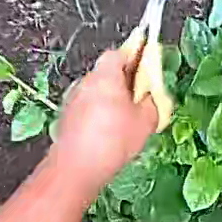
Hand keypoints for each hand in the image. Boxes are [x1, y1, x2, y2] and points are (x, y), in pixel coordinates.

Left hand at [45, 49, 158, 194]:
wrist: (76, 168)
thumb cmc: (113, 140)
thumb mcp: (146, 121)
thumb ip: (153, 101)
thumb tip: (154, 95)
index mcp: (105, 76)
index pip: (119, 53)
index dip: (135, 56)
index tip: (147, 66)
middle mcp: (86, 82)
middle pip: (108, 72)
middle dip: (125, 80)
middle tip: (142, 96)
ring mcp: (73, 100)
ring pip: (97, 91)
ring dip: (112, 98)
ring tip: (128, 118)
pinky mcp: (67, 118)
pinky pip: (88, 107)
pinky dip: (100, 113)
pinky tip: (110, 132)